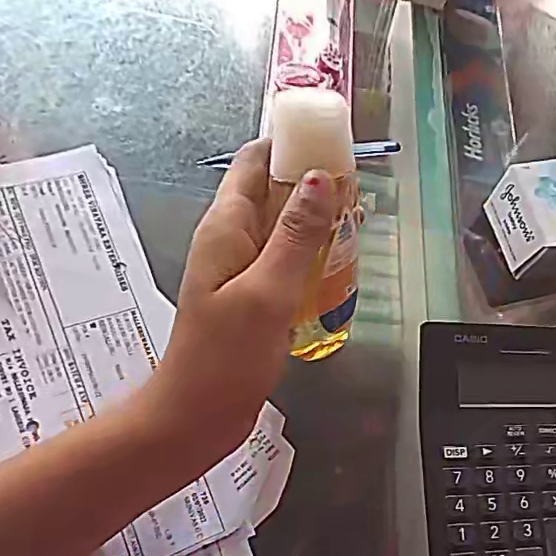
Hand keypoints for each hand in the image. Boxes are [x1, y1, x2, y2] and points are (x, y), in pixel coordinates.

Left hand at [144, 138, 337, 465]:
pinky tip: (339, 265)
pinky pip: (287, 260)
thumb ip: (295, 236)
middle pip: (274, 191)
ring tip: (357, 223)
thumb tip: (322, 178)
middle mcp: (233, 239)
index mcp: (226, 227)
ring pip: (284, 227)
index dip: (291, 144)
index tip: (334, 140)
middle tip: (358, 189)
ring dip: (317, 221)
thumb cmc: (225, 356)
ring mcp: (244, 269)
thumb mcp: (266, 291)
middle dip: (313, 183)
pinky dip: (312, 255)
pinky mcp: (256, 295)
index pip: (255, 162)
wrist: (198, 415)